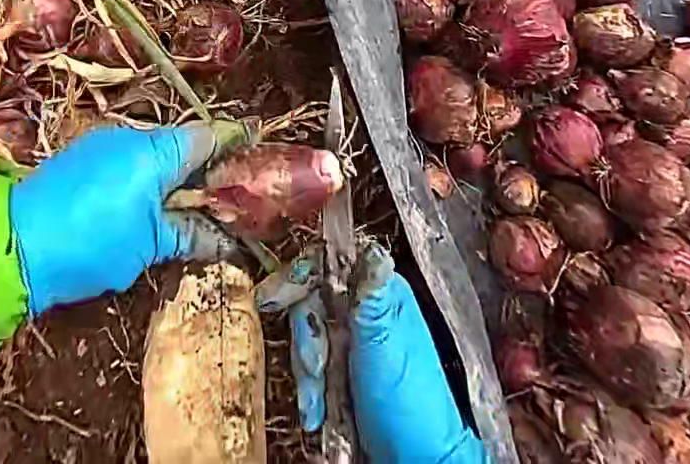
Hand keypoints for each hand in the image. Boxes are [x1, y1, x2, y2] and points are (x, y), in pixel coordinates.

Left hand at [9, 121, 243, 315]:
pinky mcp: (85, 153)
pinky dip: (146, 174)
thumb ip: (190, 233)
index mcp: (157, 152)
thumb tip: (228, 240)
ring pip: (157, 150)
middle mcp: (135, 136)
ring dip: (174, 172)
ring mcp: (106, 141)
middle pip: (185, 142)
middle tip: (221, 194)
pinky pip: (130, 156)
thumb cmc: (88, 244)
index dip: (236, 144)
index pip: (211, 137)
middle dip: (205, 166)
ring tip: (183, 205)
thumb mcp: (147, 245)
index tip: (254, 154)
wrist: (6, 247)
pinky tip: (144, 202)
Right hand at [266, 244, 485, 463]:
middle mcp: (368, 309)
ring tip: (319, 408)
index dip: (300, 277)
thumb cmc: (407, 402)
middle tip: (314, 370)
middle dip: (307, 340)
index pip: (331, 263)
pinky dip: (313, 392)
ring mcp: (357, 341)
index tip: (272, 297)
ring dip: (308, 375)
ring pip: (311, 338)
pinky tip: (320, 415)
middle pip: (314, 302)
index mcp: (381, 291)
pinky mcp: (347, 372)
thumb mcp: (382, 345)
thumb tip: (370, 247)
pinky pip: (315, 370)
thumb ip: (368, 295)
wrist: (417, 462)